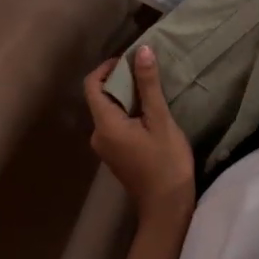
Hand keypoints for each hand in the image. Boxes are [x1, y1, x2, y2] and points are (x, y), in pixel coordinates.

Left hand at [84, 46, 194, 221]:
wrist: (167, 208)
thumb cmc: (166, 162)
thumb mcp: (160, 120)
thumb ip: (149, 85)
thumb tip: (142, 50)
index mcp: (105, 125)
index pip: (92, 84)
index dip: (107, 67)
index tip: (131, 59)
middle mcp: (98, 135)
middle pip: (100, 95)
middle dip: (121, 79)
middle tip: (146, 71)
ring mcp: (105, 146)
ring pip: (109, 109)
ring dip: (127, 95)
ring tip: (151, 88)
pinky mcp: (115, 153)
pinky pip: (115, 123)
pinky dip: (128, 110)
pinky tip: (149, 111)